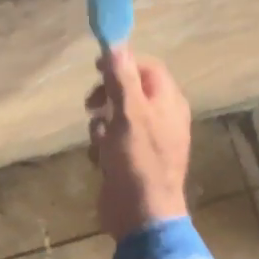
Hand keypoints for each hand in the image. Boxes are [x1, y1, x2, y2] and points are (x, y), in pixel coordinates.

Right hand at [87, 46, 192, 240]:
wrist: (140, 214)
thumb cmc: (137, 161)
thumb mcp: (128, 114)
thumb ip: (122, 79)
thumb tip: (117, 44)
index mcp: (168, 103)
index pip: (147, 68)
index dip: (122, 64)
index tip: (95, 69)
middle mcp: (162, 118)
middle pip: (130, 91)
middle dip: (107, 96)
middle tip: (90, 106)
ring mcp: (147, 141)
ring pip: (117, 117)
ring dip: (100, 124)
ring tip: (97, 139)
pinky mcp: (132, 161)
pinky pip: (113, 142)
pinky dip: (102, 146)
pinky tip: (99, 159)